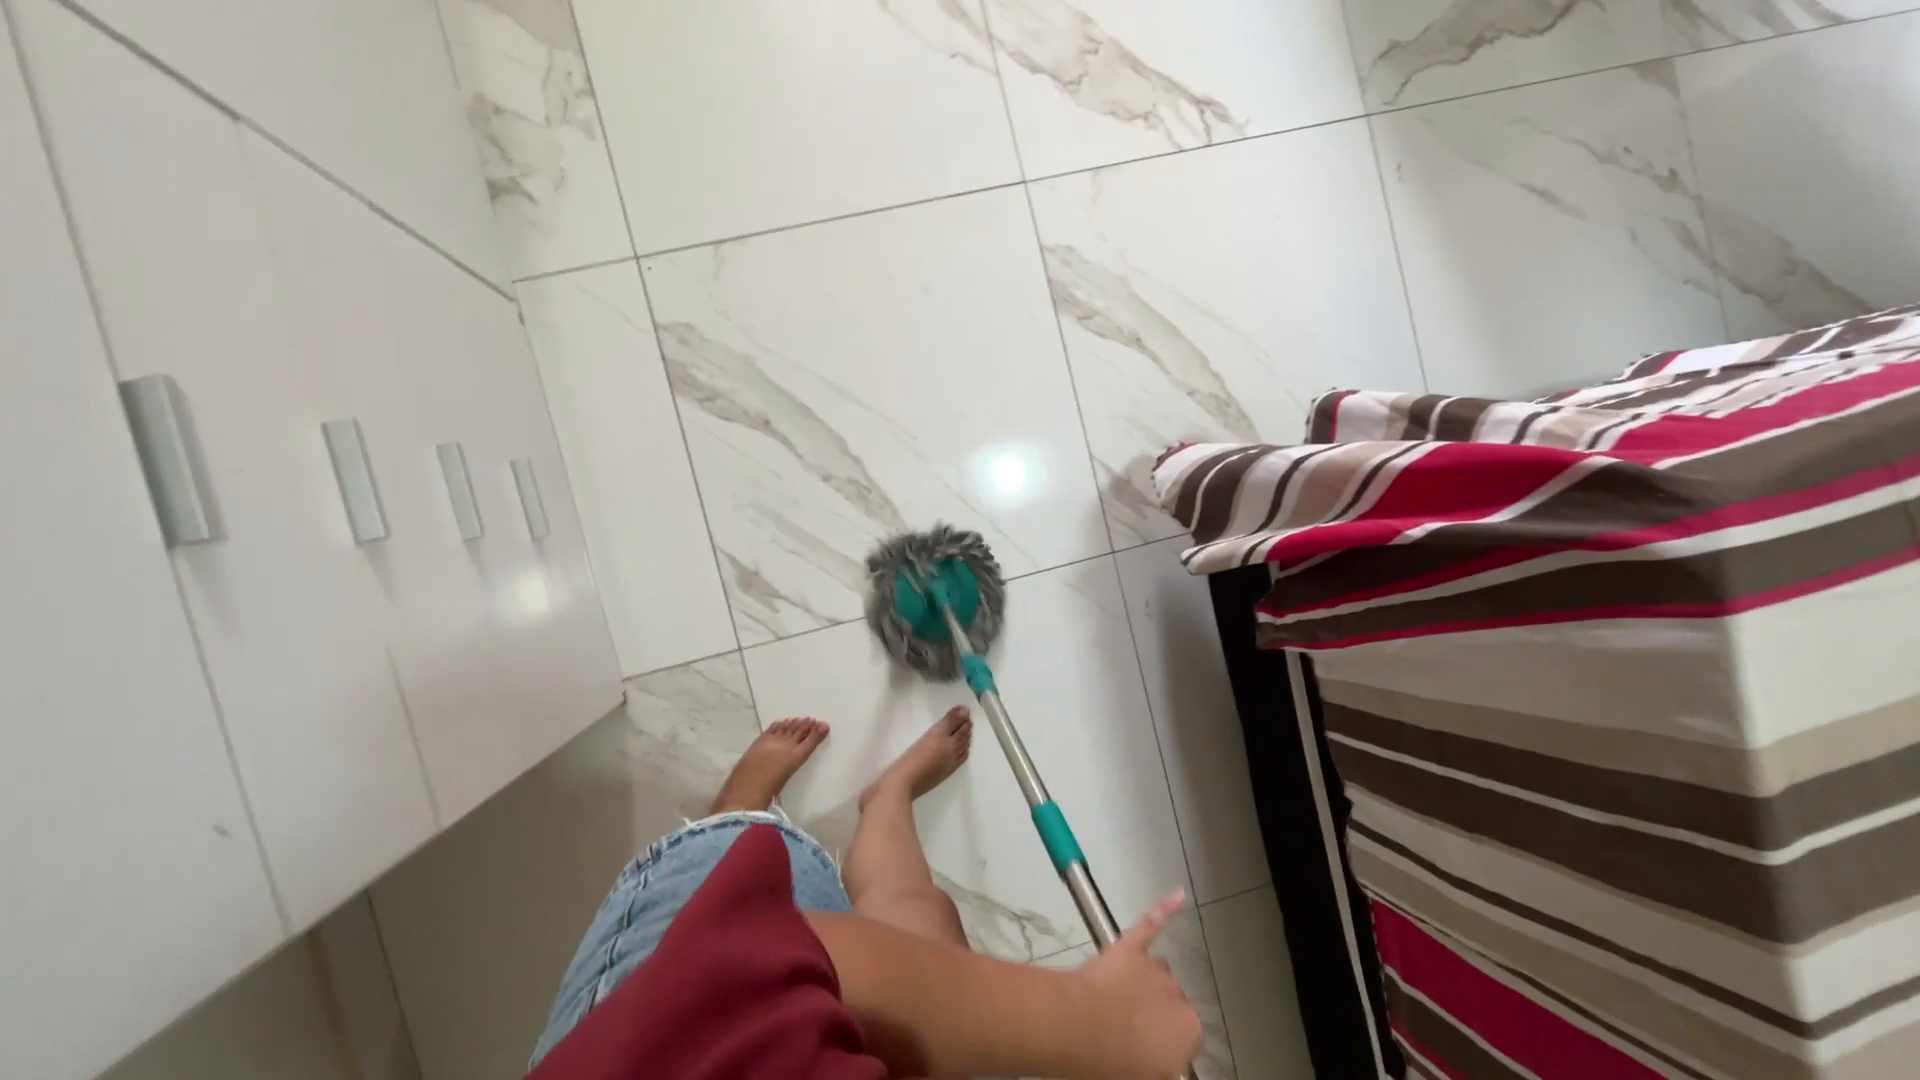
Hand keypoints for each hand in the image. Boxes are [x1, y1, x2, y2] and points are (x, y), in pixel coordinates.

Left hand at [1069, 890, 1203, 1078]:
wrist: (1078, 1029)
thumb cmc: (1110, 1063)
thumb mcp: (1145, 1075)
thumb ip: (1159, 1062)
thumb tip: (1153, 1055)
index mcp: (1189, 1033)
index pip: (1182, 1036)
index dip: (1159, 1041)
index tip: (1141, 1047)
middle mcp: (1179, 996)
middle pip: (1169, 1001)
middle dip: (1151, 1010)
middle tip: (1124, 1026)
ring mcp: (1154, 968)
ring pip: (1156, 972)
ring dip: (1142, 980)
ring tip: (1117, 996)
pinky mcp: (1132, 945)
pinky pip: (1152, 924)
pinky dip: (1165, 909)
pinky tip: (1179, 895)